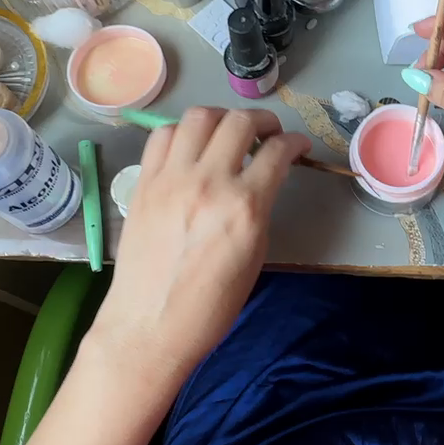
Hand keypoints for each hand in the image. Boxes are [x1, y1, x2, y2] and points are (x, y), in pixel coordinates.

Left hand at [93, 108, 310, 374]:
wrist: (149, 327)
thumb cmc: (212, 304)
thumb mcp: (255, 253)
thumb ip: (261, 206)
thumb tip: (263, 177)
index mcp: (245, 206)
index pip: (278, 151)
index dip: (295, 142)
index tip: (299, 146)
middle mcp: (209, 182)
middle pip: (240, 122)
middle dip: (264, 120)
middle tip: (269, 133)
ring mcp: (171, 179)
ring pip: (200, 117)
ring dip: (223, 117)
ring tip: (229, 132)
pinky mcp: (144, 182)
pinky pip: (164, 135)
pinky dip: (184, 132)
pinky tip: (192, 146)